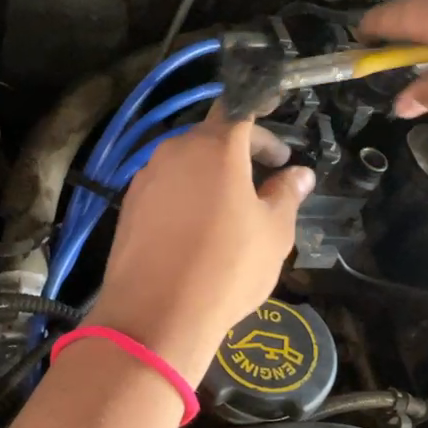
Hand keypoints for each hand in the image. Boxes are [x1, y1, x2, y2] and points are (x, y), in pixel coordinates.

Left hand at [85, 111, 312, 382]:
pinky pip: (165, 187)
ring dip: (211, 174)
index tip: (278, 147)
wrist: (155, 316)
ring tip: (234, 206)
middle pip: (211, 135)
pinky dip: (186, 195)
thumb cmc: (227, 268)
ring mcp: (146, 178)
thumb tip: (299, 174)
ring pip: (185, 162)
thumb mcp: (273, 233)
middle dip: (240, 150)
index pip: (240, 111)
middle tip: (266, 176)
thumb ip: (286, 195)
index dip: (261, 120)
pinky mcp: (129, 206)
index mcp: (215, 147)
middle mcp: (175, 151)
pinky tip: (199, 228)